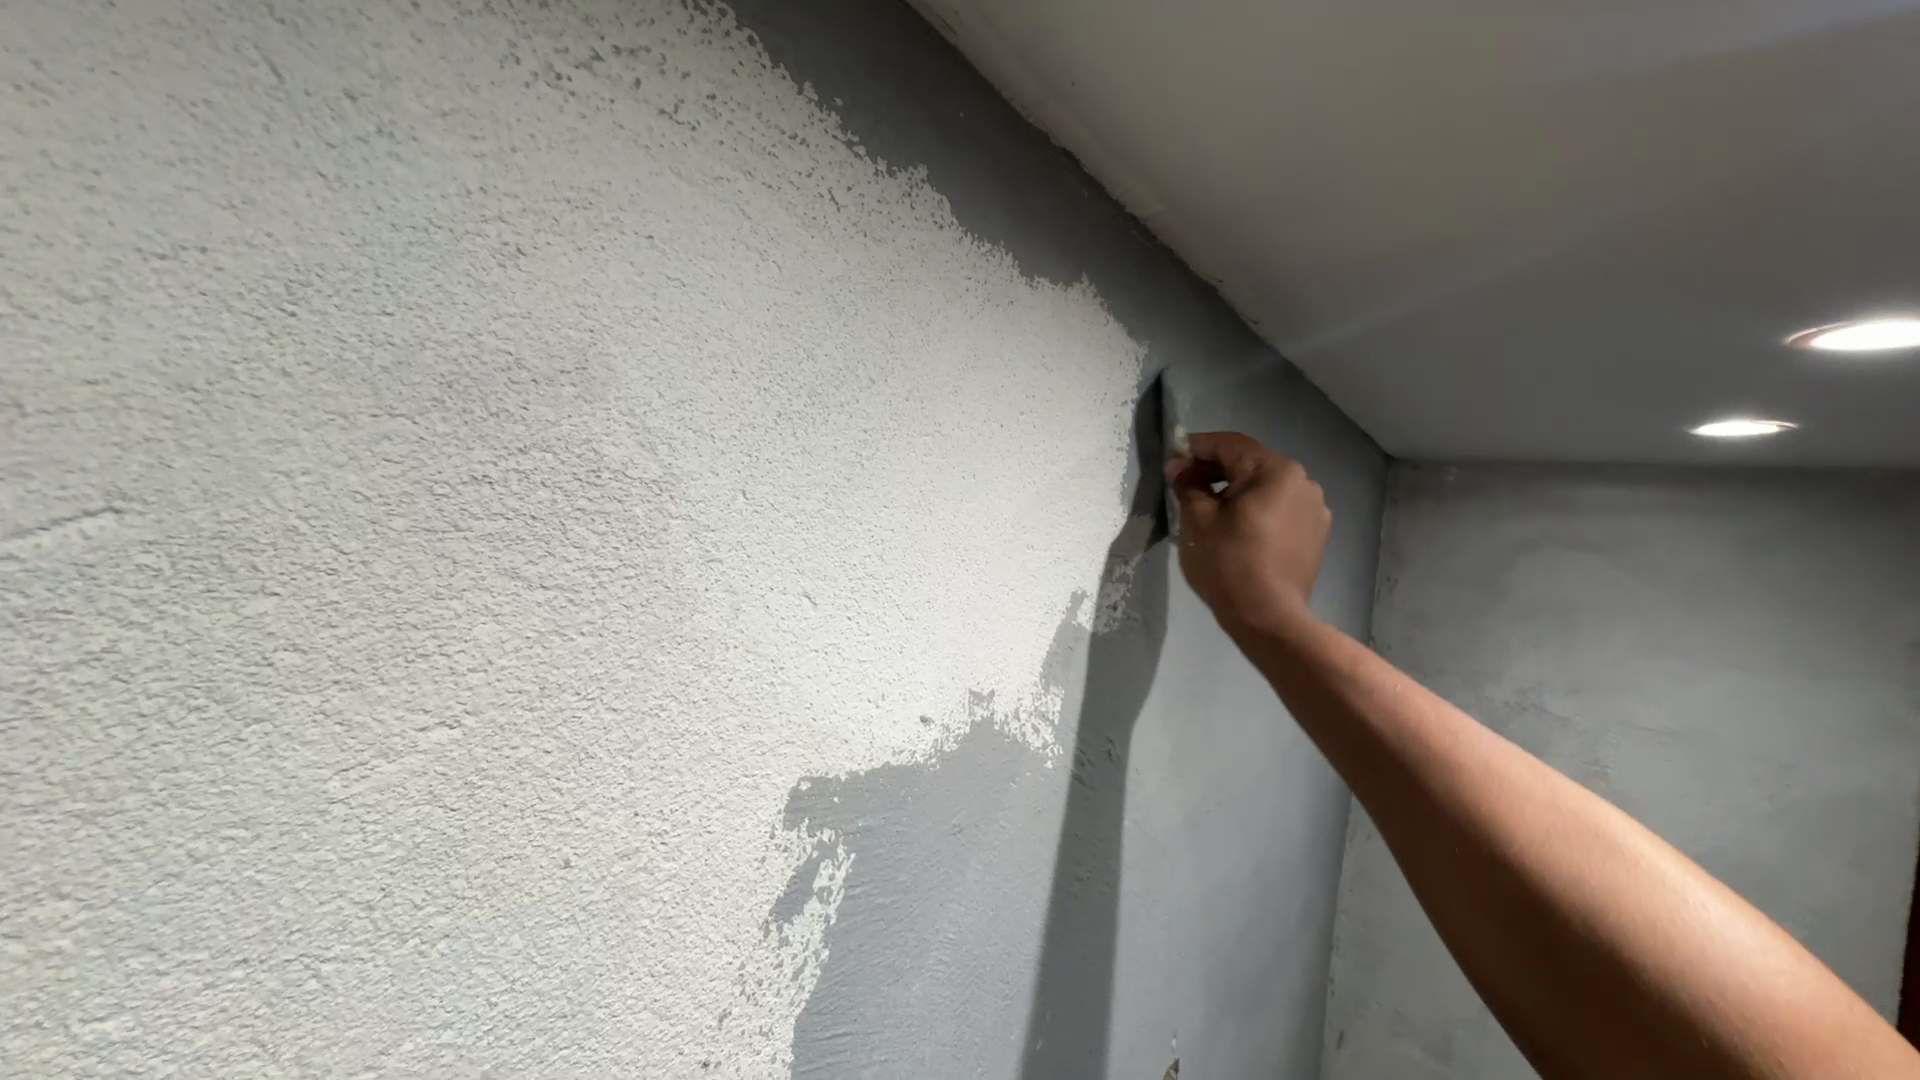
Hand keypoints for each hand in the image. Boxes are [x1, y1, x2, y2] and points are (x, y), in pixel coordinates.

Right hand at [1165, 432, 1330, 630]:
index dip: (1197, 447)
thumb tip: (1178, 465)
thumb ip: (1188, 484)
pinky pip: (1280, 509)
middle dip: (1215, 471)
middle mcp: (1303, 481)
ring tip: (1209, 510)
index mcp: (1276, 471)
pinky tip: (1237, 529)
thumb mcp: (1198, 520)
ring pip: (1266, 487)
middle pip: (1250, 464)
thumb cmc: (1228, 563)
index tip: (1172, 458)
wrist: (1268, 616)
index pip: (1230, 445)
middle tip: (1184, 485)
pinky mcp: (1315, 533)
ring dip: (1236, 491)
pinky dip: (1256, 510)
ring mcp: (1314, 508)